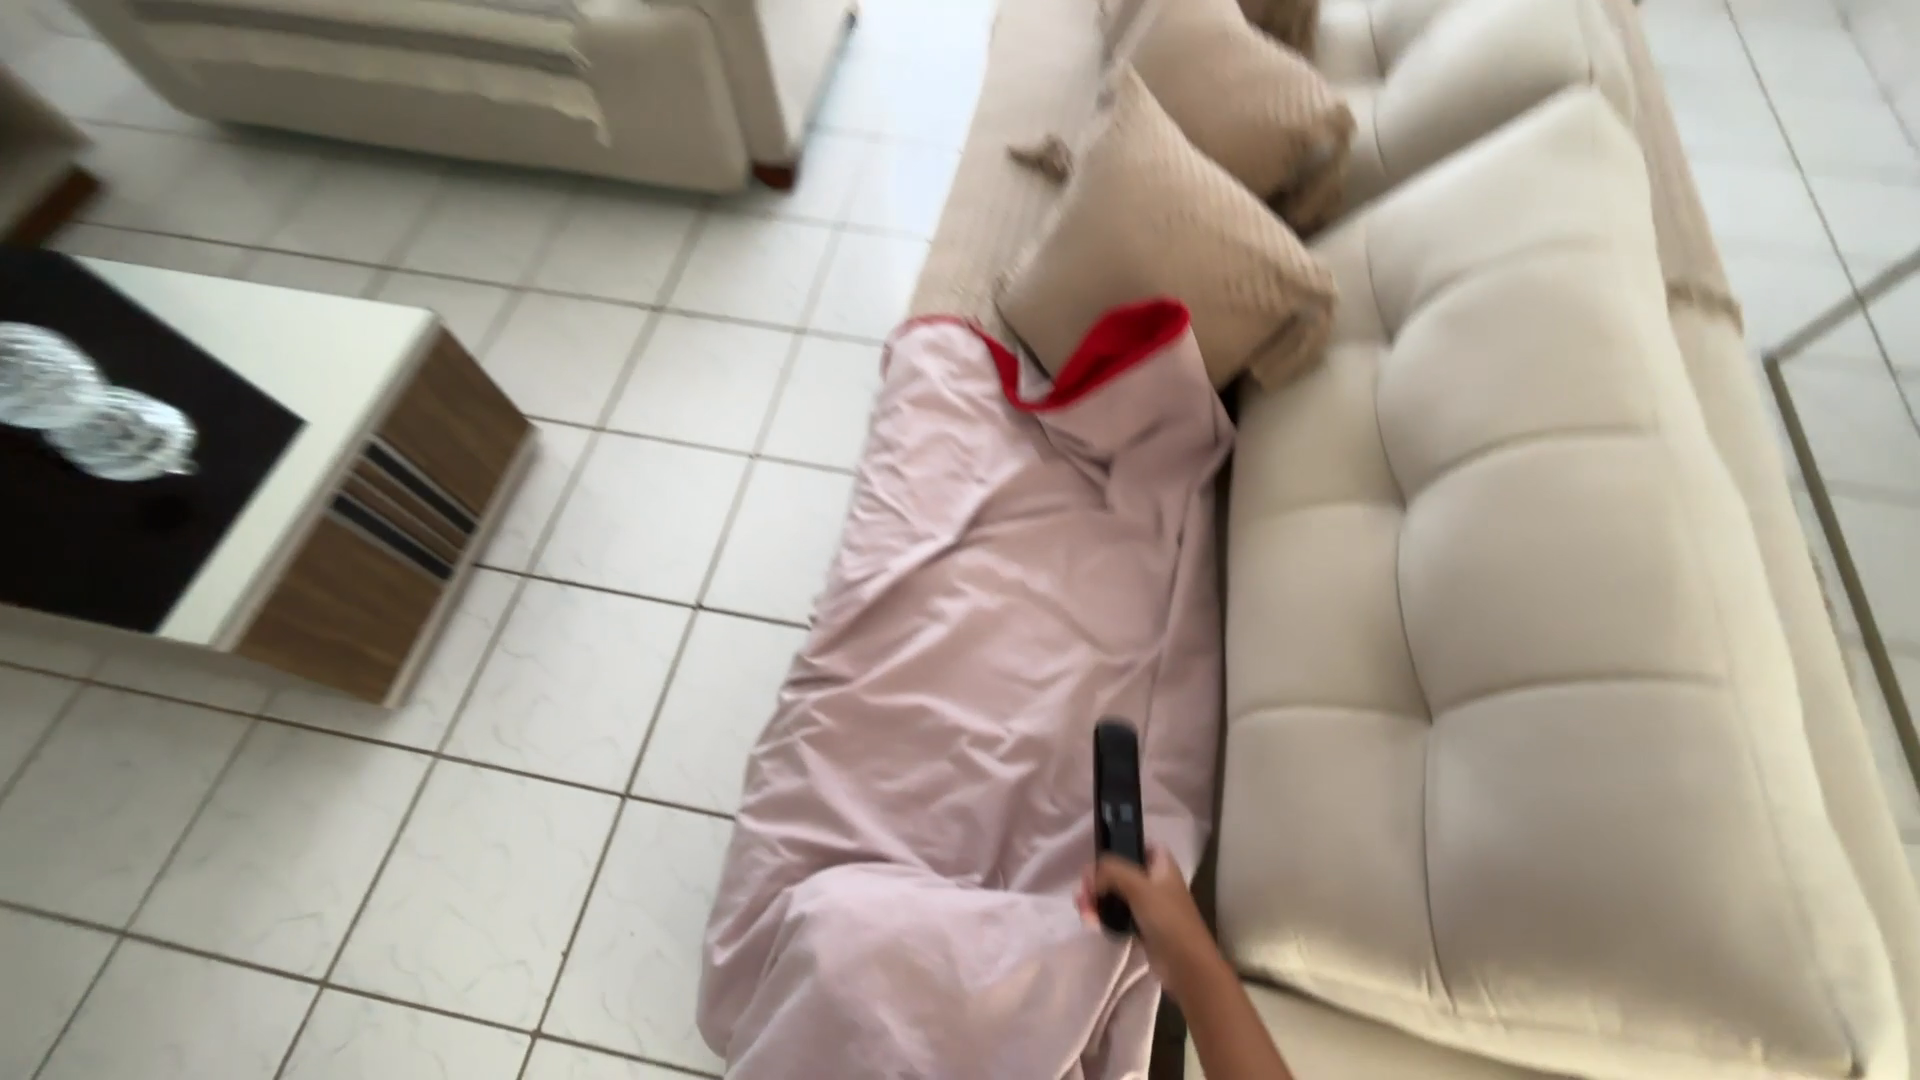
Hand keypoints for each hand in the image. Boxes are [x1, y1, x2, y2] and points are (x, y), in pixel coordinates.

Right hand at [1075, 844, 1220, 995]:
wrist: (1186, 967)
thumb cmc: (1168, 919)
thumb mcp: (1139, 886)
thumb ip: (1112, 871)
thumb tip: (1091, 875)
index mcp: (1161, 865)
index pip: (1138, 845)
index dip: (1119, 846)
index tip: (1099, 859)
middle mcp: (1154, 881)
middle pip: (1119, 871)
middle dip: (1097, 880)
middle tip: (1083, 891)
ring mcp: (1148, 905)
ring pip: (1114, 894)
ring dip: (1095, 900)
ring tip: (1083, 911)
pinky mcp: (1141, 927)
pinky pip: (1116, 915)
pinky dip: (1102, 917)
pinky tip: (1091, 922)